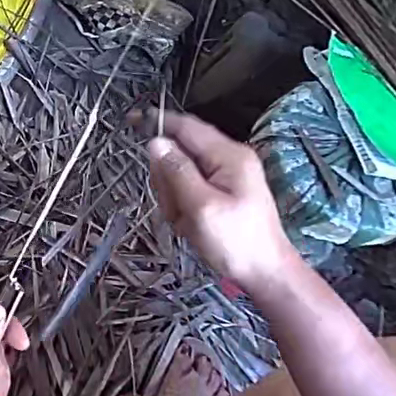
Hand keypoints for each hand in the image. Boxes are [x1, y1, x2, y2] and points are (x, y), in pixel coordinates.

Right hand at [144, 110, 300, 293]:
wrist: (264, 274)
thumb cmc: (236, 243)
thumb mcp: (201, 207)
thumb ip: (176, 172)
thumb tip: (156, 142)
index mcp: (228, 155)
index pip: (186, 126)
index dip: (157, 121)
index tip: (131, 121)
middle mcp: (227, 159)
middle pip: (178, 152)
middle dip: (167, 180)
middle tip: (176, 208)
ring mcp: (224, 175)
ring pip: (177, 174)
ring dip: (173, 198)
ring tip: (187, 221)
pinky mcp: (219, 191)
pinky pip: (186, 190)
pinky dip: (181, 207)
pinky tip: (191, 225)